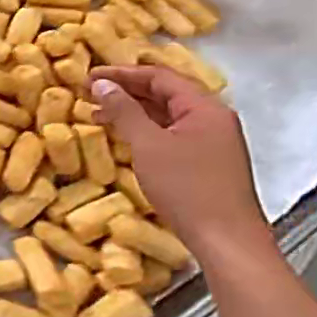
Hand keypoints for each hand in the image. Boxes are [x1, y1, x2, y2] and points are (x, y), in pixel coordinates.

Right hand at [89, 67, 272, 259]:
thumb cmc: (187, 188)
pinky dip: (144, 129)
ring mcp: (212, 141)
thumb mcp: (148, 145)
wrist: (227, 242)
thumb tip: (101, 84)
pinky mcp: (206, 161)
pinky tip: (122, 136)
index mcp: (205, 108)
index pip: (160, 76)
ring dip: (133, 110)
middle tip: (90, 93)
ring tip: (98, 114)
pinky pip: (170, 132)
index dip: (121, 73)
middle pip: (165, 92)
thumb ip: (123, 110)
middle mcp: (212, 119)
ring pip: (167, 114)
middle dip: (126, 90)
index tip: (89, 76)